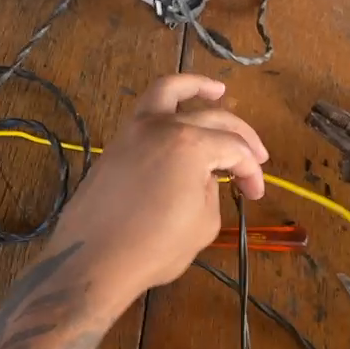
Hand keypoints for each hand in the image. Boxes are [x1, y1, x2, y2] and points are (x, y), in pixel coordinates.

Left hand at [45, 74, 267, 303]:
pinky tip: (181, 115)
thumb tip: (203, 176)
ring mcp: (134, 131)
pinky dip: (169, 106)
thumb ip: (212, 191)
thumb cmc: (154, 248)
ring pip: (168, 92)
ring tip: (216, 89)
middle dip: (240, 136)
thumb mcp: (203, 224)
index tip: (256, 195)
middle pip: (212, 117)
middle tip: (256, 156)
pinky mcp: (116, 144)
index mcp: (190, 144)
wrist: (93, 261)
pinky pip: (148, 112)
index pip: (234, 149)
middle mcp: (162, 126)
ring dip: (195, 87)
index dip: (251, 173)